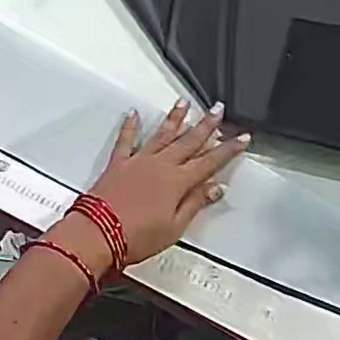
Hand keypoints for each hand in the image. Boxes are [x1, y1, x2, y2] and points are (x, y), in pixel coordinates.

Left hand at [55, 99, 247, 271]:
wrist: (98, 233)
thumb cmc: (135, 236)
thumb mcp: (174, 227)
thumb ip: (194, 204)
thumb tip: (215, 189)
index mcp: (178, 182)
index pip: (209, 162)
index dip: (227, 150)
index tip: (241, 138)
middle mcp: (160, 165)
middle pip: (188, 141)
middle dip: (206, 125)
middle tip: (218, 109)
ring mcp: (138, 162)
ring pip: (162, 134)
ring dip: (175, 118)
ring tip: (184, 103)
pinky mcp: (117, 164)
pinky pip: (126, 140)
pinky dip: (130, 126)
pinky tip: (134, 115)